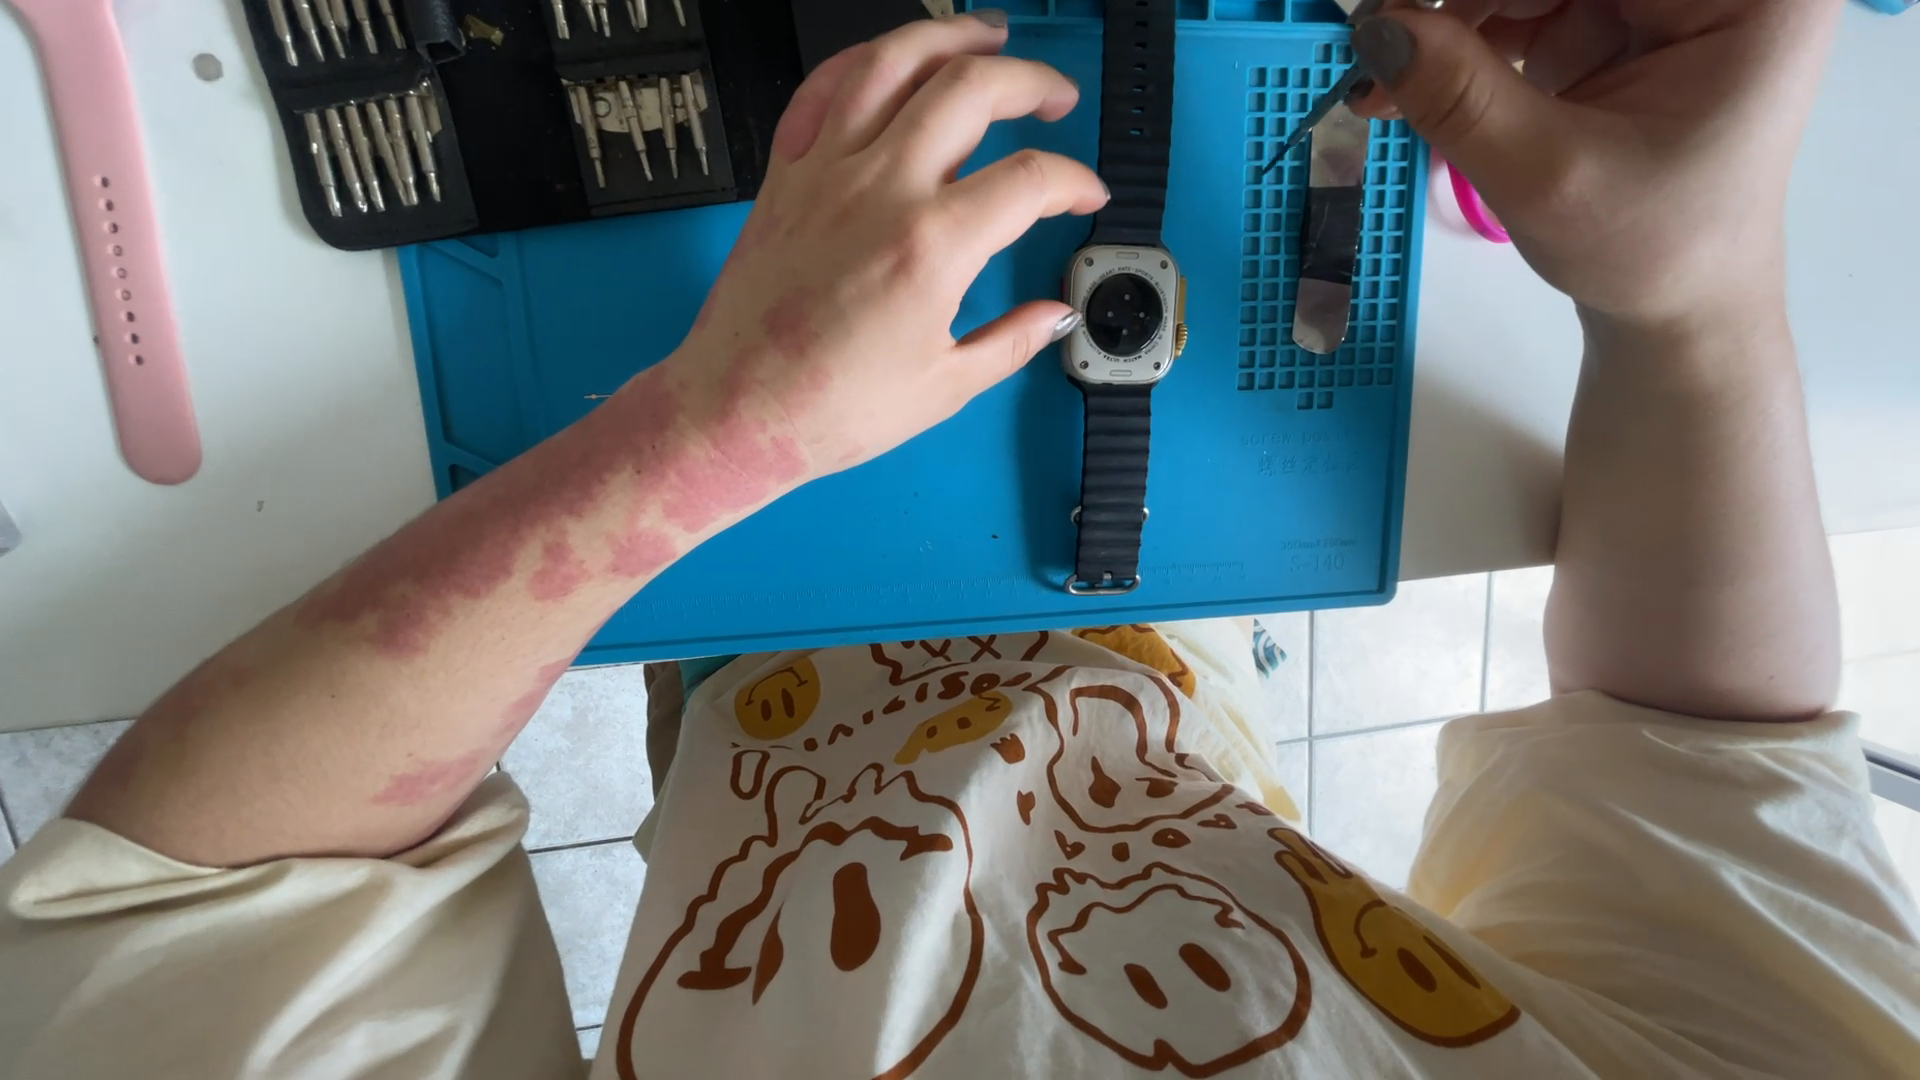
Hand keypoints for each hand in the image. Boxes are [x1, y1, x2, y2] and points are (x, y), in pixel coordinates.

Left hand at [652, 14, 1105, 483]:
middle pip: (971, 90)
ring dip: (949, 36)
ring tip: (985, 36)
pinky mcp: (786, 178)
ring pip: (894, 62)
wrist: (740, 409)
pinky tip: (886, 60)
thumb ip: (1013, 342)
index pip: (1029, 180)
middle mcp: (879, 191)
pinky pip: (823, 89)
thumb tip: (1055, 317)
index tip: (1084, 193)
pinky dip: (862, 60)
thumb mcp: (944, 387)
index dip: (1074, 180)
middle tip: (1053, 94)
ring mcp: (826, 174)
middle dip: (1029, 81)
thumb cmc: (830, 408)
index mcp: (931, 247)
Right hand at [1349, 0, 1841, 330]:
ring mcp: (1660, 2)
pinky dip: (1463, 51)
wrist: (1672, 296)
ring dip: (1451, 31)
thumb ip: (1461, 98)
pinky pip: (1525, 17)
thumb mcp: (1542, 175)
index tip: (1386, 19)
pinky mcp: (1616, 30)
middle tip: (1375, 55)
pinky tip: (1416, 88)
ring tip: (1383, 89)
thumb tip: (1378, 30)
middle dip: (1462, 8)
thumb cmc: (1637, 245)